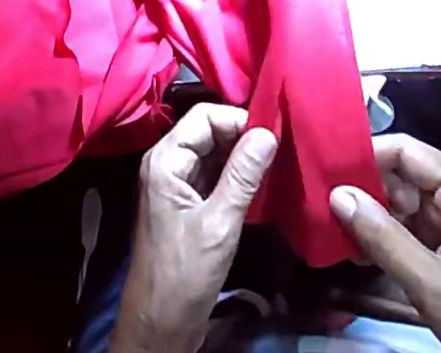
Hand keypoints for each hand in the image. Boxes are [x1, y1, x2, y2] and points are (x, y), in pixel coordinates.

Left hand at [112, 104, 277, 352]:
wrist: (159, 325)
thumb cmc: (184, 274)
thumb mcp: (219, 225)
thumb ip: (242, 177)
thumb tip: (267, 133)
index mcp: (165, 159)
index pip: (203, 116)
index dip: (237, 119)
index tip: (272, 133)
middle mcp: (167, 161)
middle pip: (207, 130)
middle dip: (242, 134)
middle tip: (280, 145)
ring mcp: (176, 181)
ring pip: (212, 150)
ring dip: (242, 153)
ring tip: (277, 159)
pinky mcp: (187, 200)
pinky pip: (213, 172)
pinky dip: (236, 172)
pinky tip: (261, 179)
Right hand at [329, 135, 440, 352]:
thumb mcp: (434, 286)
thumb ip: (383, 238)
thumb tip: (336, 195)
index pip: (406, 151)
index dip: (365, 155)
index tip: (326, 169)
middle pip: (399, 172)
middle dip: (363, 188)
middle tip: (323, 203)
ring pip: (398, 198)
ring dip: (368, 214)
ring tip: (334, 228)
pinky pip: (406, 222)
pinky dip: (382, 233)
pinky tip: (355, 247)